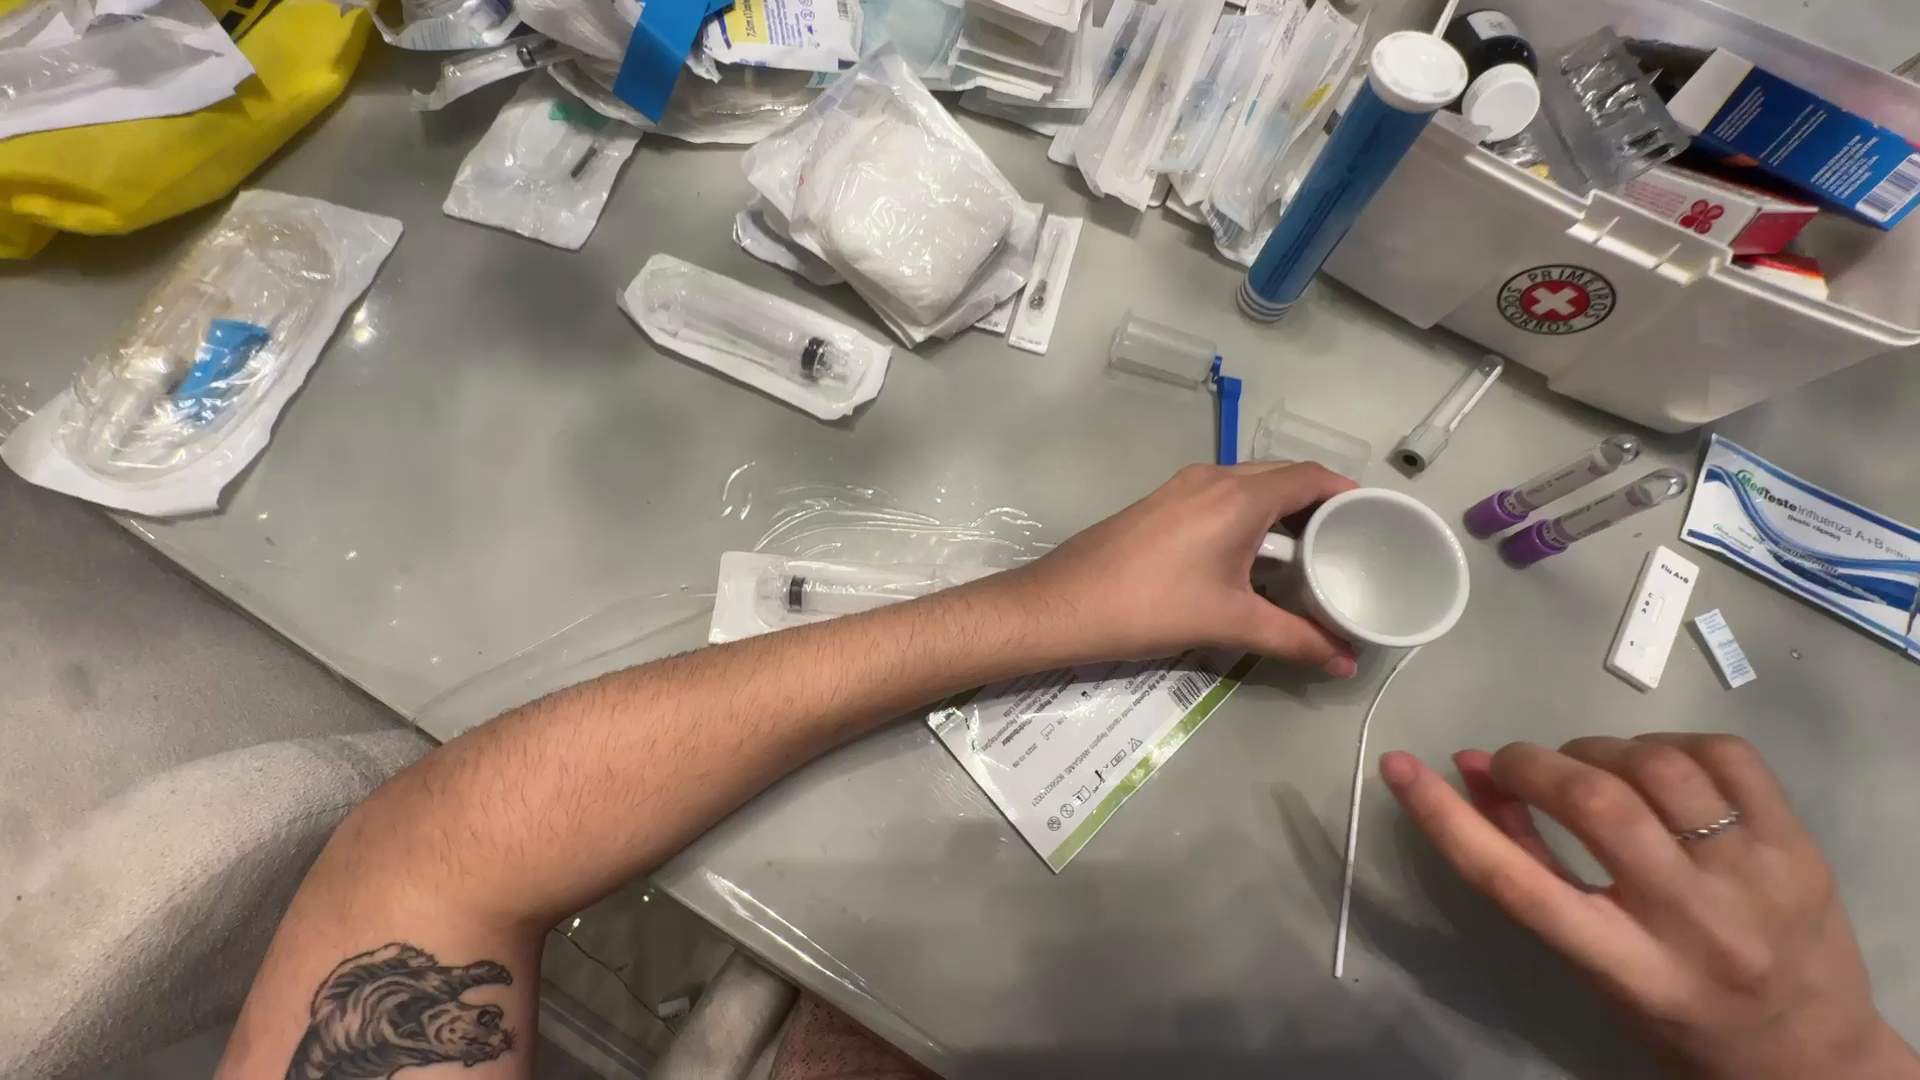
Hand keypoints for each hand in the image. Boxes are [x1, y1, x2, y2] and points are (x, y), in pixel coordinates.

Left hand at [995, 463, 1358, 674]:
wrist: (1063, 604)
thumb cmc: (1151, 607)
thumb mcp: (1229, 623)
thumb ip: (1294, 639)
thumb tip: (1344, 661)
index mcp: (1237, 496)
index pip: (1309, 476)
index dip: (1347, 493)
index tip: (1375, 519)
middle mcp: (1210, 478)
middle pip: (1280, 476)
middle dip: (1317, 502)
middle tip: (1346, 540)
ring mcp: (1178, 488)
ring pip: (1245, 485)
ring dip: (1279, 508)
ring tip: (1307, 549)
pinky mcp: (1157, 504)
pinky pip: (1217, 496)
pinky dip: (1246, 514)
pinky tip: (1251, 552)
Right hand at [1382, 735, 1919, 1079]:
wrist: (1810, 1054)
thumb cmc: (1665, 1004)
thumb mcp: (1577, 948)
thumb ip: (1520, 856)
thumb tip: (1470, 767)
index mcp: (1627, 964)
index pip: (1513, 879)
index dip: (1443, 815)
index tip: (1397, 765)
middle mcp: (1698, 923)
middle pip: (1593, 804)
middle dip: (1531, 764)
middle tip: (1513, 766)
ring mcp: (1761, 880)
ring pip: (1655, 766)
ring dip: (1594, 750)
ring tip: (1586, 768)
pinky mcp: (1802, 847)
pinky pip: (1725, 754)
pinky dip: (1666, 742)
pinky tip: (1653, 765)